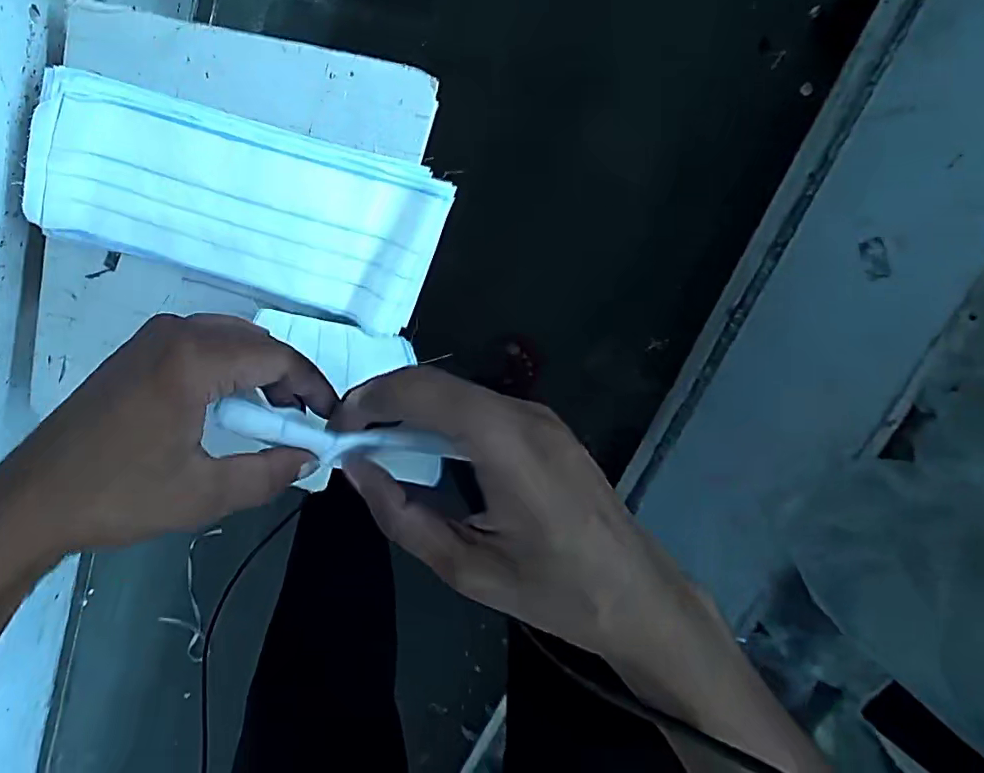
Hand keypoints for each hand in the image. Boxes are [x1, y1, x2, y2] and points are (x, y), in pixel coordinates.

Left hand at [0, 313, 335, 563]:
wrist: (37, 494)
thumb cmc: (120, 495)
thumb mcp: (204, 492)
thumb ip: (267, 472)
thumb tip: (307, 458)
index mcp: (193, 359)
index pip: (274, 356)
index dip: (311, 385)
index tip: (330, 417)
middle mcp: (173, 332)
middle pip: (251, 339)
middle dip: (285, 375)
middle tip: (301, 420)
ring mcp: (148, 337)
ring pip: (223, 337)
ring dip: (253, 368)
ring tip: (268, 416)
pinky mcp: (133, 351)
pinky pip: (194, 343)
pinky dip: (222, 365)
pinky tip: (225, 404)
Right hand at [332, 366, 703, 663]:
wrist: (645, 601)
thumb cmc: (556, 591)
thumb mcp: (465, 568)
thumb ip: (401, 516)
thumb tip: (355, 468)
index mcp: (508, 446)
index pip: (424, 392)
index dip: (372, 399)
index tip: (338, 427)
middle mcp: (522, 415)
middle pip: (432, 382)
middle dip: (380, 397)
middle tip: (347, 431)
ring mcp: (536, 414)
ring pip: (450, 387)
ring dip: (404, 401)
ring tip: (372, 435)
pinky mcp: (540, 422)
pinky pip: (471, 401)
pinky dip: (432, 410)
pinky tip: (417, 439)